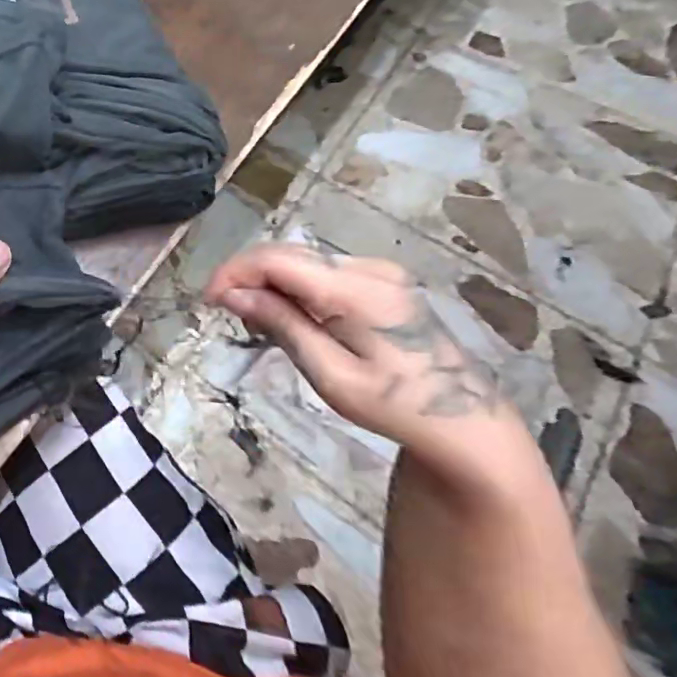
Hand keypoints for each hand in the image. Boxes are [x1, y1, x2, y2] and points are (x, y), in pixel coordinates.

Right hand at [205, 244, 536, 482]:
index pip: (275, 260)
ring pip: (298, 259)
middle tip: (226, 314)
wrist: (468, 424)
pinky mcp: (381, 281)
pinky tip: (289, 316)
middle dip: (245, 277)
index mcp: (358, 292)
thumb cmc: (396, 406)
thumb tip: (232, 294)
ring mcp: (379, 272)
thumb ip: (281, 326)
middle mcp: (369, 269)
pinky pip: (318, 270)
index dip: (232, 273)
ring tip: (257, 322)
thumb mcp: (330, 375)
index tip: (208, 302)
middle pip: (285, 253)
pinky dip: (290, 286)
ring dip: (266, 282)